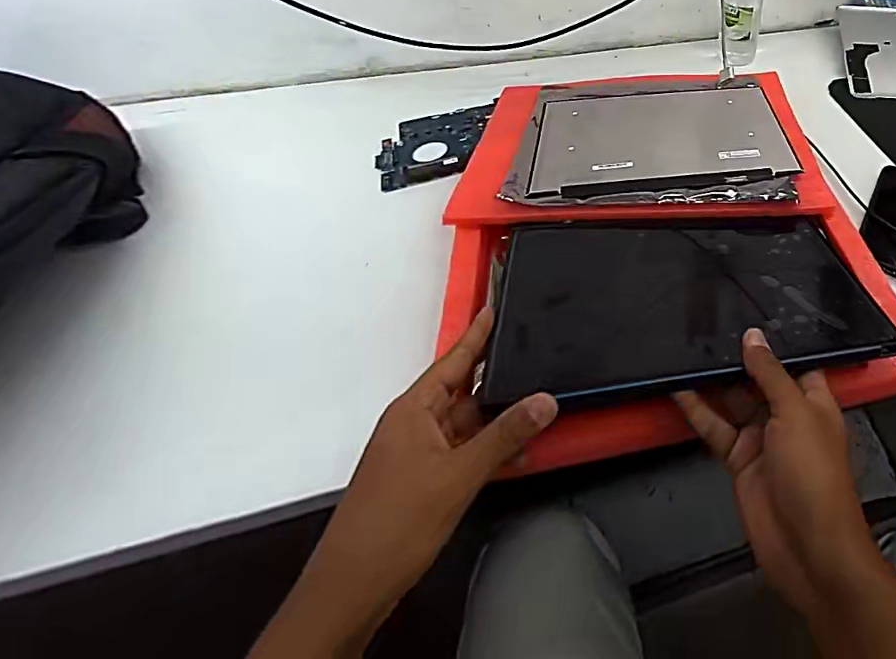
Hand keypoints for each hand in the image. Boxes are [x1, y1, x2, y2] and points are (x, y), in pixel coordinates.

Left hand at [252, 307, 556, 656]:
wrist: (354, 585)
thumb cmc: (392, 525)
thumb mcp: (459, 475)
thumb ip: (504, 436)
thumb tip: (541, 402)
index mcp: (414, 410)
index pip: (453, 360)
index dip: (475, 335)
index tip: (491, 311)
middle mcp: (414, 424)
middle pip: (463, 393)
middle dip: (497, 386)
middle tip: (528, 366)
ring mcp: (417, 453)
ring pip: (465, 426)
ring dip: (496, 426)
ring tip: (532, 416)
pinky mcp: (421, 479)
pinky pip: (460, 453)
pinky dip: (485, 453)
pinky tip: (512, 458)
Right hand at [673, 328, 879, 618]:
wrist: (808, 550)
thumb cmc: (814, 475)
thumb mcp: (796, 414)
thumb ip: (770, 373)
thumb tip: (754, 335)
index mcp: (812, 402)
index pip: (792, 362)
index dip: (772, 341)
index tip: (745, 311)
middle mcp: (786, 415)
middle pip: (756, 378)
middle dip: (734, 356)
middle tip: (704, 324)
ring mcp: (760, 437)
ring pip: (731, 400)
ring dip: (711, 379)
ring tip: (686, 348)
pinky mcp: (737, 458)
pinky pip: (714, 426)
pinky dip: (697, 409)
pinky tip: (678, 388)